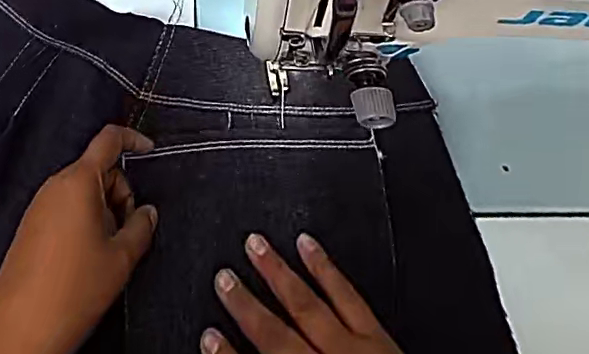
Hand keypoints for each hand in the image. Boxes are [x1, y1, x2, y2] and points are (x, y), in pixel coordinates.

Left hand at [0, 125, 157, 353]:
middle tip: (126, 231)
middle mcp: (56, 184)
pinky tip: (86, 259)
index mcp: (79, 180)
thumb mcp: (120, 259)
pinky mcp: (30, 227)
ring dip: (104, 211)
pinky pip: (67, 208)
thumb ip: (141, 227)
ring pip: (84, 191)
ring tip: (105, 252)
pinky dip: (84, 222)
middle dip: (120, 193)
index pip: (109, 139)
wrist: (15, 334)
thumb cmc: (71, 290)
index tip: (150, 151)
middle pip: (99, 170)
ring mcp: (40, 205)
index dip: (133, 138)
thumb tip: (147, 212)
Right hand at [203, 233, 402, 353]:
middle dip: (246, 306)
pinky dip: (325, 268)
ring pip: (308, 305)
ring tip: (256, 244)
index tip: (208, 337)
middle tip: (223, 277)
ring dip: (279, 273)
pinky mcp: (380, 339)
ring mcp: (357, 352)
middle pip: (278, 337)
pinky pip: (348, 295)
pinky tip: (308, 244)